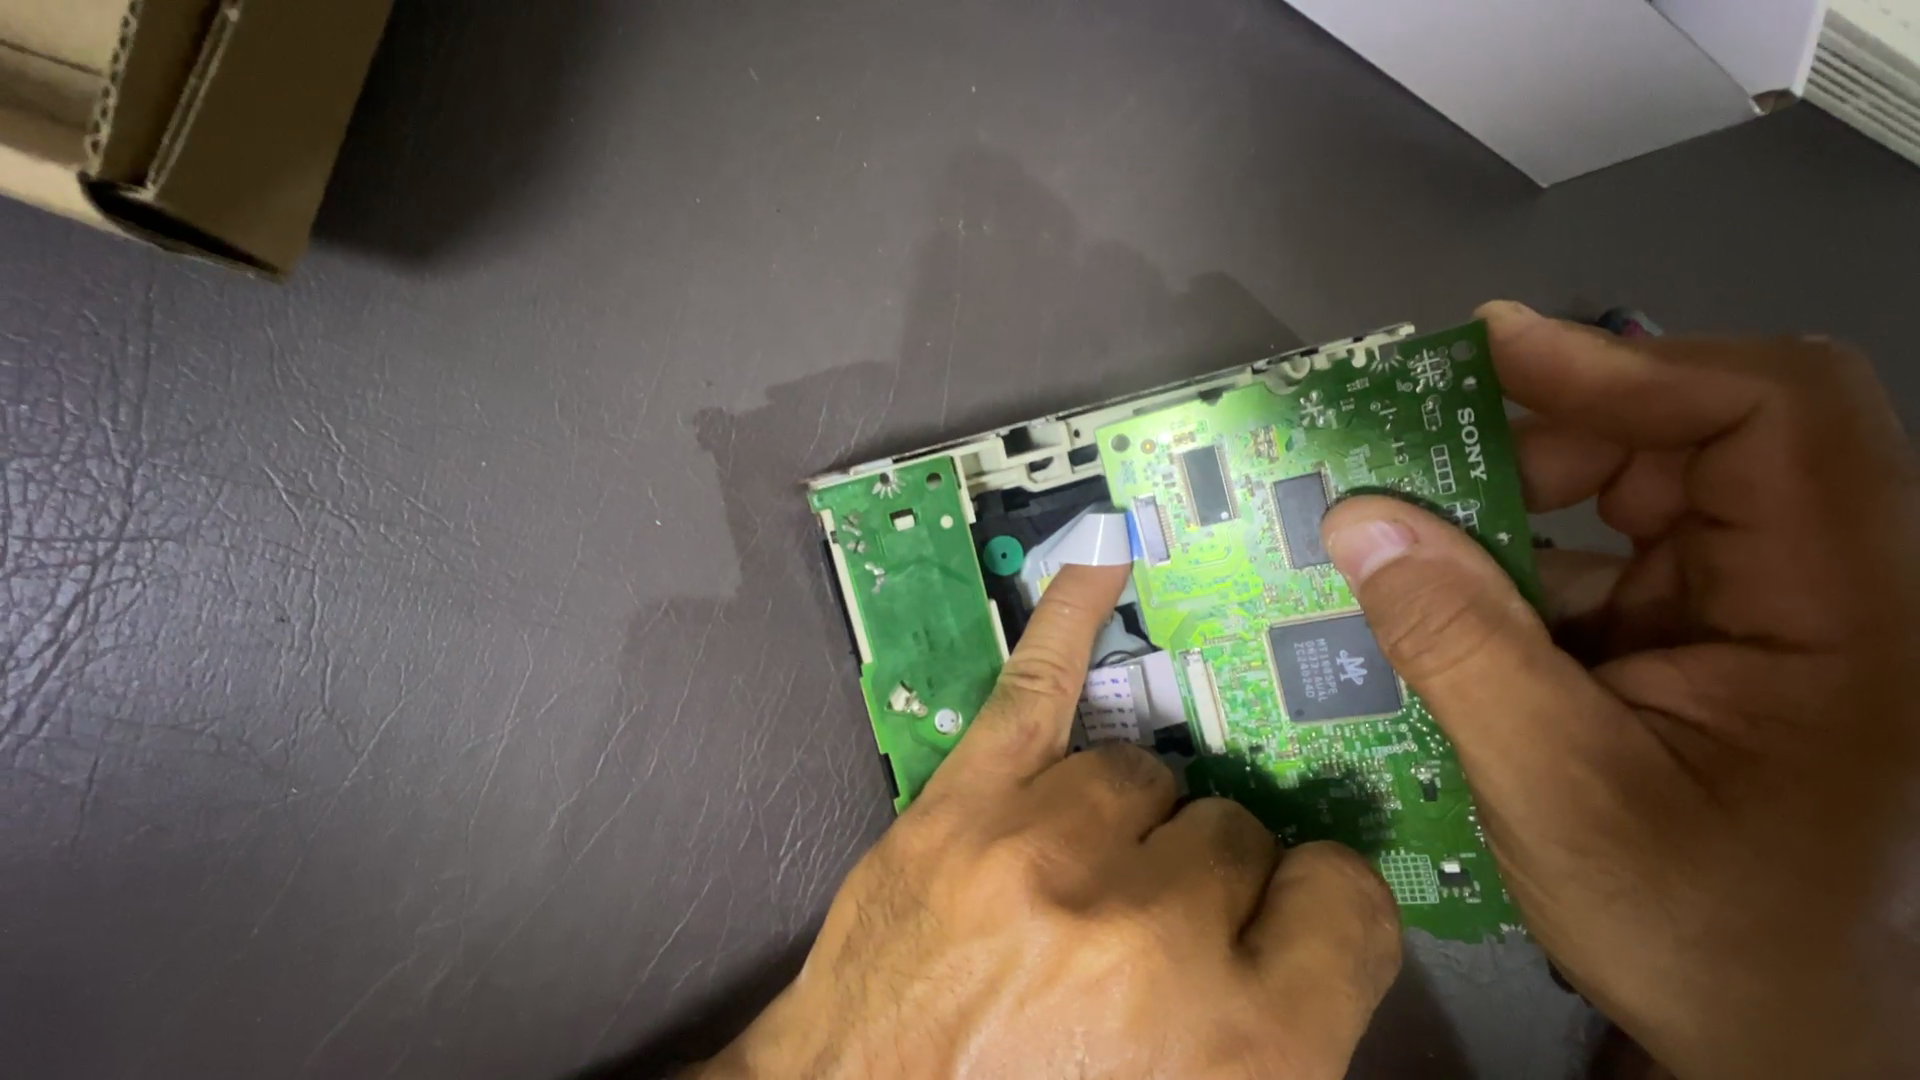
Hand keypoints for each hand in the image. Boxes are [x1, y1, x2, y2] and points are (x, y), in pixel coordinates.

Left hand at [697, 564, 1400, 1079]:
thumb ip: (1284, 1018)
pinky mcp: (960, 810)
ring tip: (1088, 872)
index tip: (1283, 915)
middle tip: (1148, 925)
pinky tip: (1105, 562)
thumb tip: (1306, 907)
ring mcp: (1043, 856)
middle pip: (1231, 828)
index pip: (1347, 906)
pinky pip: (1035, 686)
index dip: (1314, 907)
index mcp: (1246, 1043)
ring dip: (1129, 817)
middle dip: (1200, 873)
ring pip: (1142, 773)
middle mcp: (1150, 934)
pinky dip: (1072, 617)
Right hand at [1321, 303, 1919, 1078]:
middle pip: (1686, 441)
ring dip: (1507, 505)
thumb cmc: (1700, 926)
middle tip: (1417, 459)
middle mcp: (1807, 588)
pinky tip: (1428, 600)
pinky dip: (1500, 568)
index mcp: (1839, 608)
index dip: (1630, 364)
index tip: (1487, 352)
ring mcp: (1743, 618)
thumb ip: (1459, 643)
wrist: (1768, 1038)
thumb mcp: (1559, 785)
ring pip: (1624, 503)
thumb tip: (1356, 519)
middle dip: (1543, 438)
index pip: (1772, 416)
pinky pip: (1586, 569)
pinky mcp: (1684, 650)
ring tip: (1402, 531)